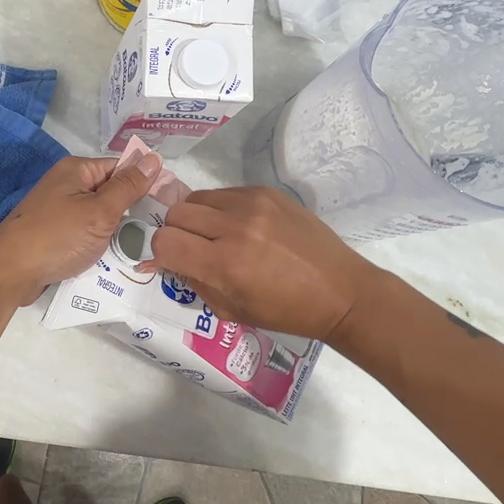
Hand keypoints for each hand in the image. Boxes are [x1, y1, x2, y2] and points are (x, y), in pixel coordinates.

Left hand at [0, 153, 159, 305]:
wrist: (9, 273)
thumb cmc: (57, 237)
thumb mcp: (100, 212)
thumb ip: (128, 186)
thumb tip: (153, 158)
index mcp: (77, 170)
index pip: (121, 168)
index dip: (145, 184)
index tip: (170, 206)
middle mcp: (66, 184)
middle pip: (110, 192)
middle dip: (132, 212)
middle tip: (162, 232)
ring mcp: (58, 210)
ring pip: (99, 217)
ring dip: (117, 232)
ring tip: (144, 249)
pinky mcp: (53, 234)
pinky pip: (85, 234)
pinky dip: (99, 245)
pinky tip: (115, 260)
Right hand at [150, 187, 381, 342]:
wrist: (340, 290)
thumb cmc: (286, 312)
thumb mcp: (232, 311)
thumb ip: (195, 283)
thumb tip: (171, 261)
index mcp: (226, 264)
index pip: (164, 242)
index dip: (162, 254)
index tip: (175, 261)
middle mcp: (235, 227)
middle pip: (175, 214)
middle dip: (176, 233)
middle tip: (194, 248)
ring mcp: (252, 204)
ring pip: (196, 198)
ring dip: (197, 218)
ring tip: (217, 235)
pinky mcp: (266, 191)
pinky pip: (224, 193)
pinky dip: (222, 210)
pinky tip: (242, 227)